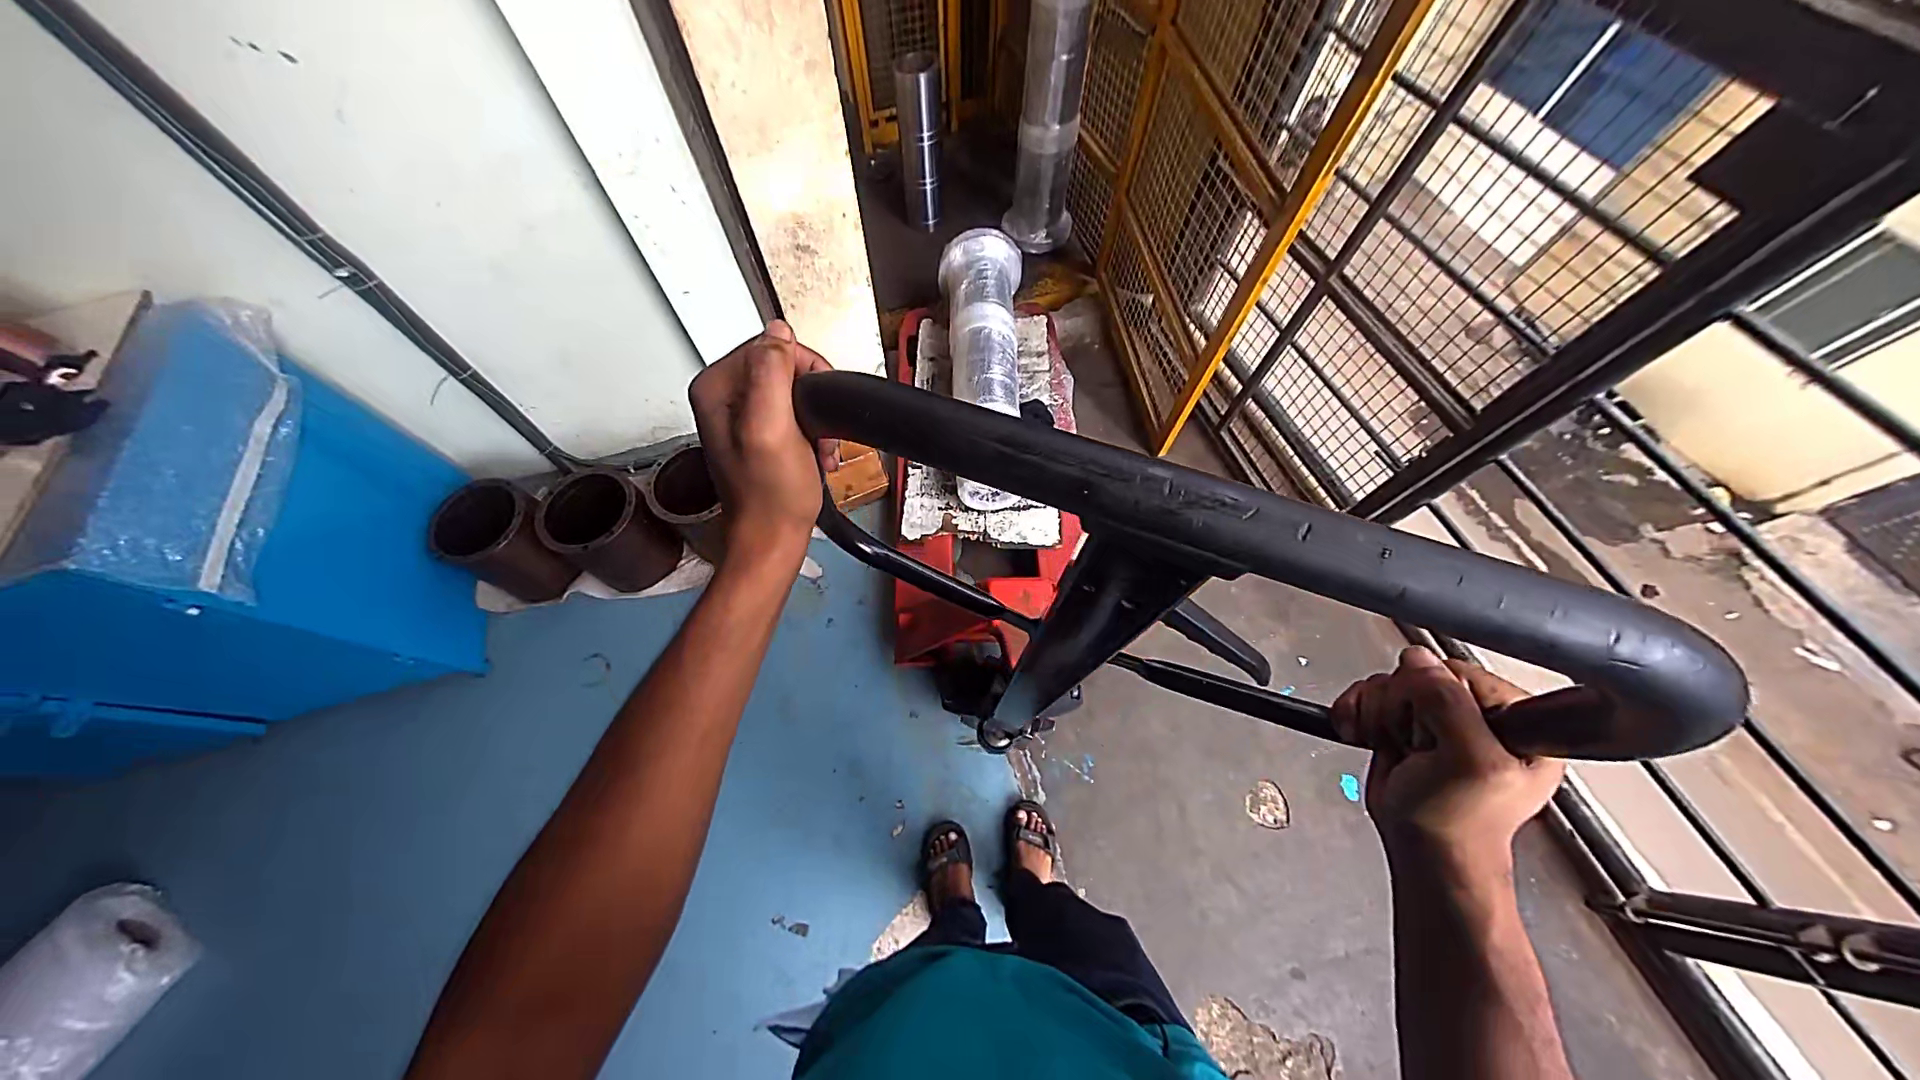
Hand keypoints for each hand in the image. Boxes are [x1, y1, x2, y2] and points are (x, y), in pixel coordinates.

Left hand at [687, 321, 838, 554]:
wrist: (773, 537)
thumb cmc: (771, 497)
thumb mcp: (772, 428)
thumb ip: (771, 373)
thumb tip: (777, 333)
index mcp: (716, 388)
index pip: (770, 345)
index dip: (805, 370)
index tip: (815, 404)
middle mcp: (723, 397)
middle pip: (783, 367)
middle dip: (812, 399)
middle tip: (816, 432)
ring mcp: (740, 416)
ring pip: (794, 391)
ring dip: (816, 419)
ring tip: (818, 448)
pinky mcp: (758, 433)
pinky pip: (795, 412)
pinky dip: (813, 432)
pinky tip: (816, 453)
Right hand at [1331, 648, 1562, 865]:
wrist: (1424, 852)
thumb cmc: (1458, 823)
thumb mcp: (1470, 760)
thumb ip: (1448, 703)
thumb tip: (1418, 660)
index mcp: (1516, 720)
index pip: (1460, 672)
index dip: (1435, 693)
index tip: (1434, 728)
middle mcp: (1476, 716)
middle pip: (1417, 676)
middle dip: (1400, 705)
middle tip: (1414, 742)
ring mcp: (1435, 721)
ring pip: (1388, 684)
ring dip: (1375, 710)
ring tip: (1391, 742)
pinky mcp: (1401, 726)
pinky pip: (1368, 696)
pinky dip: (1356, 711)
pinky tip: (1364, 733)